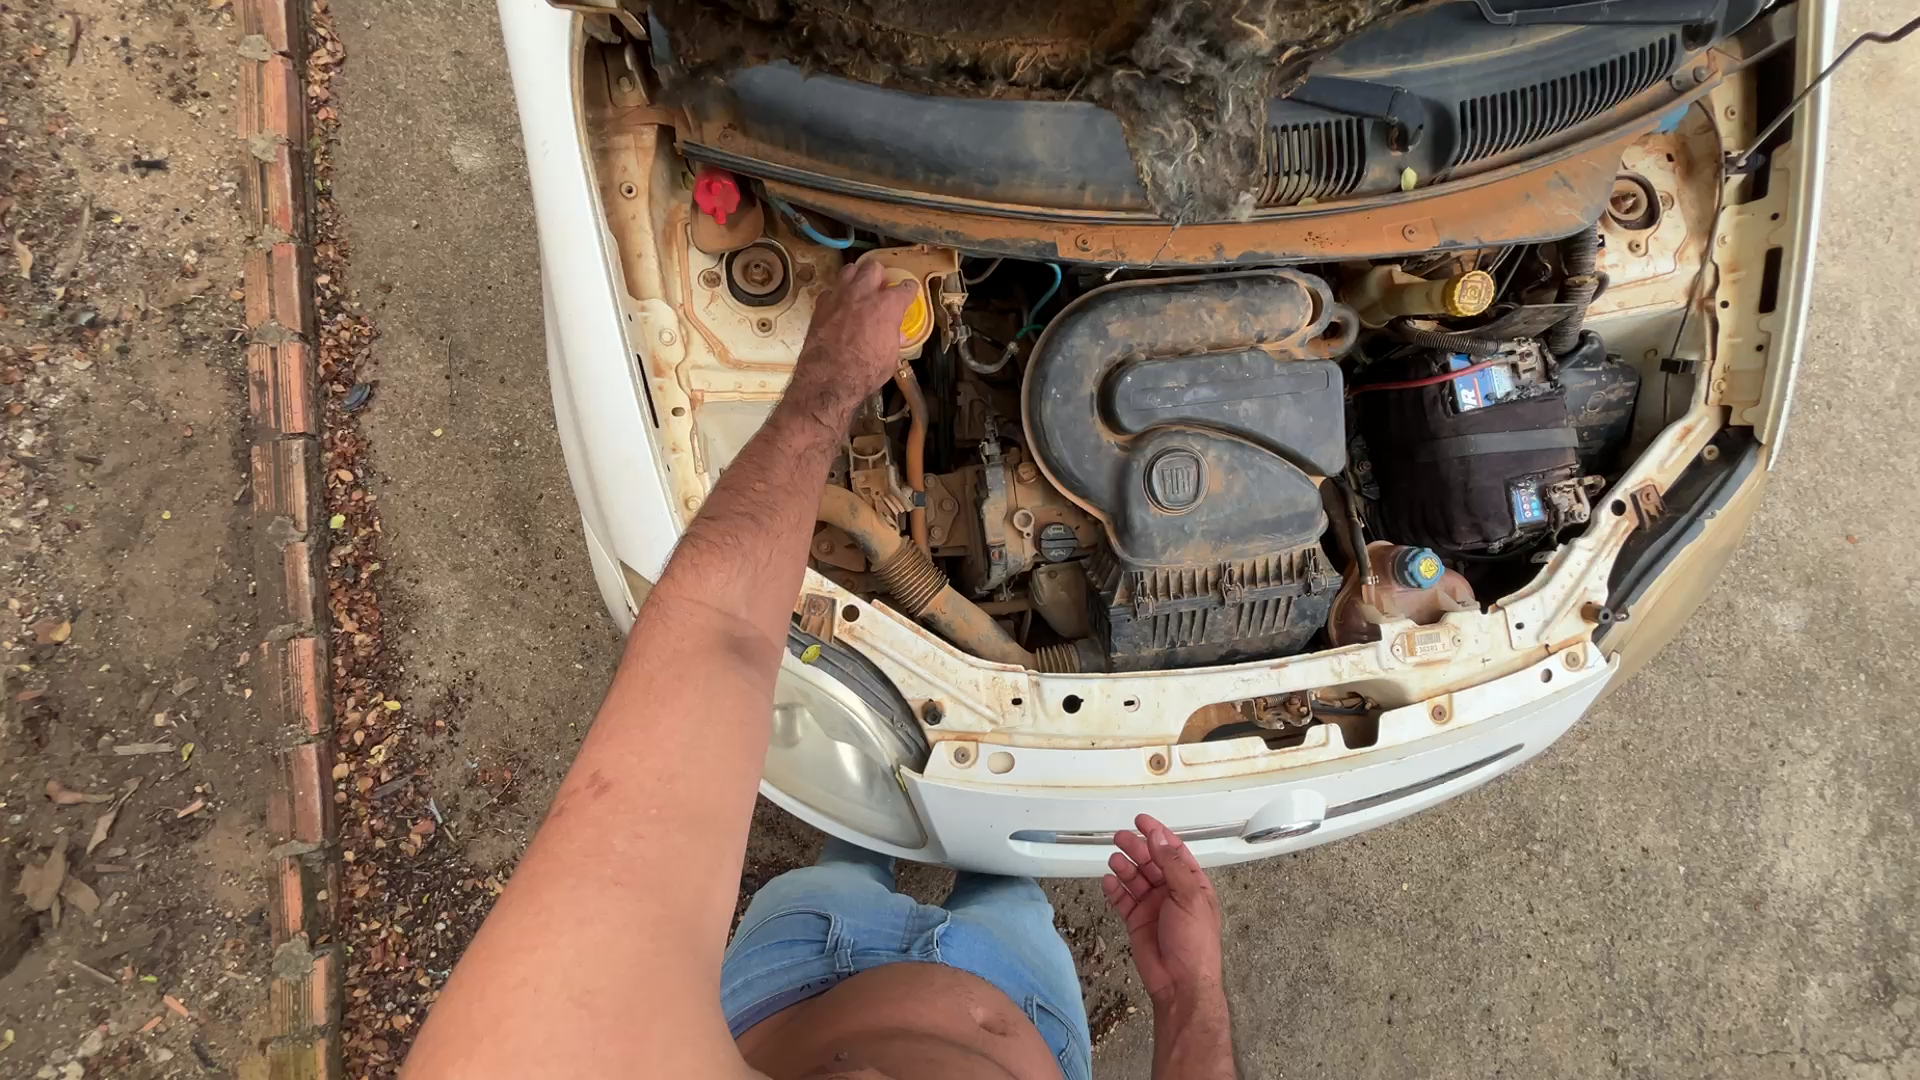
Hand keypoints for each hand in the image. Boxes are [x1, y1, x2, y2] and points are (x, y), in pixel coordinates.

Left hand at [783, 259, 918, 430]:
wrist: (830, 377)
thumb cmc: (866, 371)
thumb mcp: (890, 358)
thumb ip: (893, 340)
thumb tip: (897, 335)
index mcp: (888, 305)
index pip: (905, 289)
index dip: (909, 290)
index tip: (909, 291)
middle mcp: (864, 293)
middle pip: (874, 267)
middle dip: (879, 275)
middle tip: (881, 287)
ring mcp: (840, 296)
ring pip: (850, 269)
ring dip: (857, 276)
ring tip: (859, 289)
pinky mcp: (821, 304)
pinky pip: (831, 290)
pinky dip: (837, 296)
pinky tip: (839, 306)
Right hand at [1102, 814, 1224, 1007]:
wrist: (1180, 986)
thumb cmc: (1194, 942)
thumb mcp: (1189, 897)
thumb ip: (1171, 864)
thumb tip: (1157, 835)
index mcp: (1192, 884)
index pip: (1174, 851)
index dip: (1158, 834)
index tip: (1141, 820)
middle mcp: (1172, 892)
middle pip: (1151, 861)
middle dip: (1136, 847)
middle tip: (1120, 836)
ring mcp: (1153, 906)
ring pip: (1135, 878)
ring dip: (1124, 866)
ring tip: (1114, 859)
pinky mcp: (1137, 920)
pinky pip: (1123, 899)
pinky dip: (1115, 889)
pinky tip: (1108, 881)